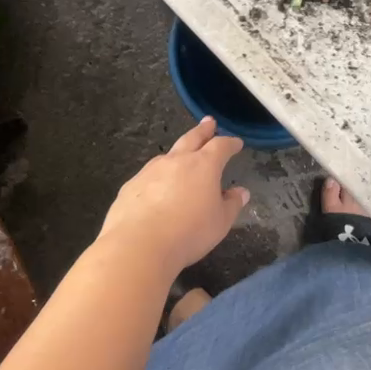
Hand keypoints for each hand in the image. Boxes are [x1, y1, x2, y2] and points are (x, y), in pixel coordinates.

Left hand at [97, 117, 251, 271]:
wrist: (137, 247)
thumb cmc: (188, 233)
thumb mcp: (220, 222)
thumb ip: (232, 205)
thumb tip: (241, 192)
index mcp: (204, 165)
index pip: (220, 146)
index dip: (230, 143)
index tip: (236, 143)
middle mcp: (177, 161)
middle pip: (192, 138)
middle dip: (203, 130)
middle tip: (208, 122)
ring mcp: (150, 172)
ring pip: (167, 155)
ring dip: (177, 153)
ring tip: (180, 156)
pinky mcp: (129, 187)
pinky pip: (148, 176)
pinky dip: (156, 177)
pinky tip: (155, 188)